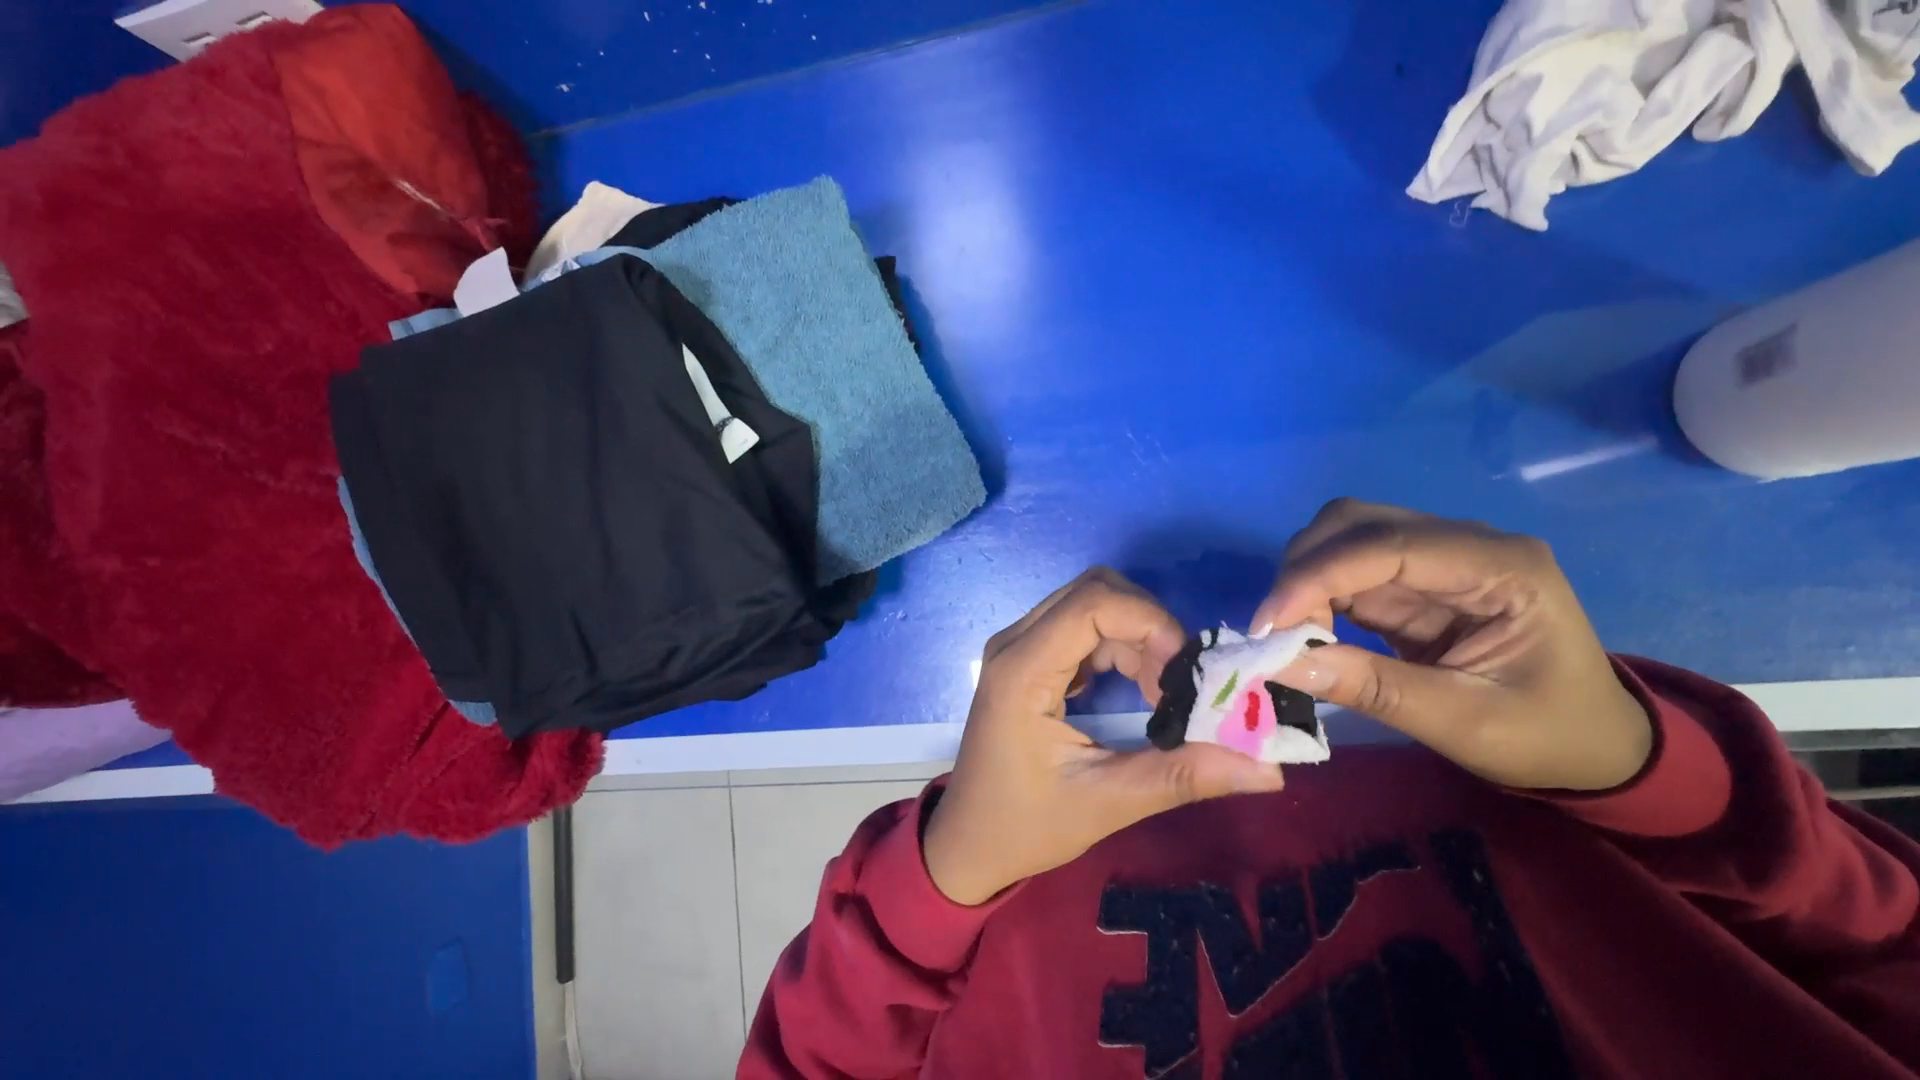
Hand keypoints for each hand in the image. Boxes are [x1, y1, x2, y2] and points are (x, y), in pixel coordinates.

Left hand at [922, 569, 1287, 904]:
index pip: (1093, 603)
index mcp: (1022, 671)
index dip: (1150, 622)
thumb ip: (1182, 777)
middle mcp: (1015, 643)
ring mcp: (1018, 647)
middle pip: (1095, 592)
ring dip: (1138, 637)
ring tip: (1161, 696)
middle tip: (1176, 684)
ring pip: (1092, 604)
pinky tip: (1136, 690)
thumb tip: (1269, 770)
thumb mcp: (1107, 803)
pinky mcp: (1028, 658)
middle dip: (1149, 626)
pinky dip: (1120, 646)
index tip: (1183, 671)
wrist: (968, 842)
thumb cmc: (1026, 825)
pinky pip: (1082, 626)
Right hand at [1253, 499, 1651, 792]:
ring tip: (1290, 638)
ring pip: (1344, 540)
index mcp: (1501, 567)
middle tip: (1276, 632)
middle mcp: (1466, 546)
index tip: (1269, 624)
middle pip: (1358, 523)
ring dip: (1304, 581)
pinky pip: (1348, 574)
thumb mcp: (1464, 724)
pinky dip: (1315, 598)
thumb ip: (1371, 688)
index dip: (1319, 576)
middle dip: (1305, 570)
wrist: (1598, 750)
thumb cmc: (1549, 737)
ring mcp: (1438, 561)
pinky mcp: (1414, 585)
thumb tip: (1279, 663)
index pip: (1390, 544)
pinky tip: (1304, 633)